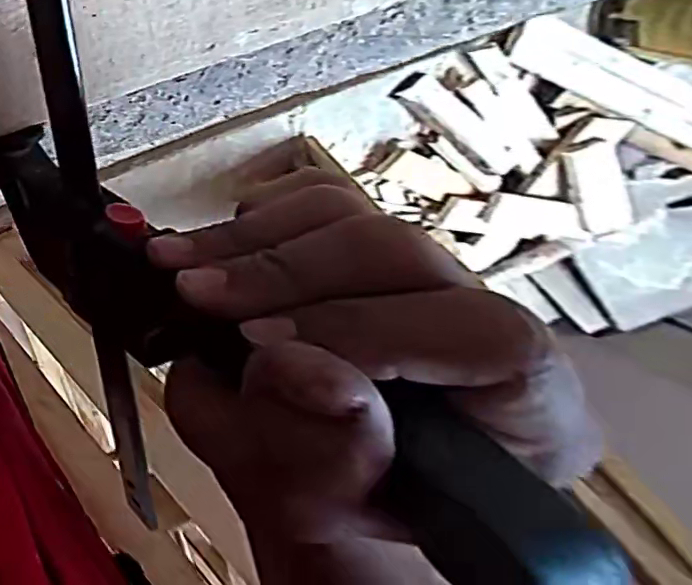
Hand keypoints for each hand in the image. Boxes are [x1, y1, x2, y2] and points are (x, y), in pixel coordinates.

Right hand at [148, 149, 601, 583]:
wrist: (284, 454)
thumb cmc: (313, 487)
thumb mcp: (307, 497)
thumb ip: (314, 446)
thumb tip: (298, 366)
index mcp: (514, 406)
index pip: (483, 335)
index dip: (366, 328)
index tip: (258, 342)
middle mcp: (467, 316)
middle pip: (393, 248)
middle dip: (277, 270)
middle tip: (194, 293)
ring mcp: (400, 266)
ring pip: (340, 208)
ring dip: (241, 238)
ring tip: (177, 269)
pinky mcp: (340, 237)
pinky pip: (301, 195)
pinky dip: (241, 217)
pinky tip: (203, 251)